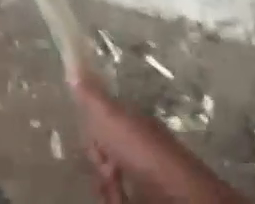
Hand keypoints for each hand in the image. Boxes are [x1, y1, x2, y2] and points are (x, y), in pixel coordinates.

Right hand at [69, 71, 248, 203]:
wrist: (182, 196)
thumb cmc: (143, 153)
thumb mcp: (111, 118)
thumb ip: (91, 95)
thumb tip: (73, 64)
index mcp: (132, 120)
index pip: (101, 119)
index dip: (92, 133)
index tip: (94, 146)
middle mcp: (140, 141)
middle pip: (107, 149)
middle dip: (100, 163)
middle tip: (108, 173)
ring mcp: (149, 170)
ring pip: (115, 174)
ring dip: (108, 186)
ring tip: (116, 194)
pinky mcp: (152, 193)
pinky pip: (128, 192)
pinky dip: (119, 197)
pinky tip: (120, 200)